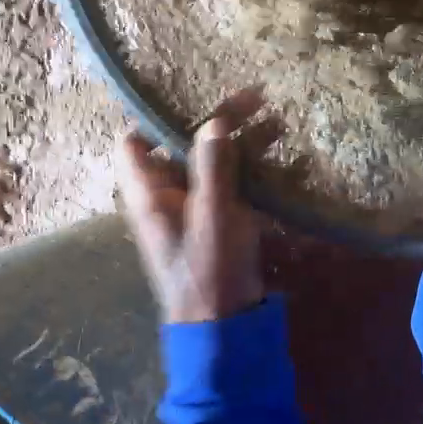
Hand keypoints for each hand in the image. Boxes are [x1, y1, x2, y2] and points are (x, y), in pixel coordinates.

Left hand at [118, 89, 271, 323]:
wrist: (225, 326)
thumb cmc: (210, 272)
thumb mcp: (213, 217)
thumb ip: (214, 169)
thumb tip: (214, 122)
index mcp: (150, 194)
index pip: (133, 143)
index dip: (155, 116)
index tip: (192, 97)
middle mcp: (168, 197)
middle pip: (183, 145)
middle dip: (218, 122)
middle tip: (257, 100)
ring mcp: (195, 209)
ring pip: (213, 162)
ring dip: (243, 142)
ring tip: (280, 123)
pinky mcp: (219, 222)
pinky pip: (233, 184)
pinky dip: (254, 169)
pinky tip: (288, 162)